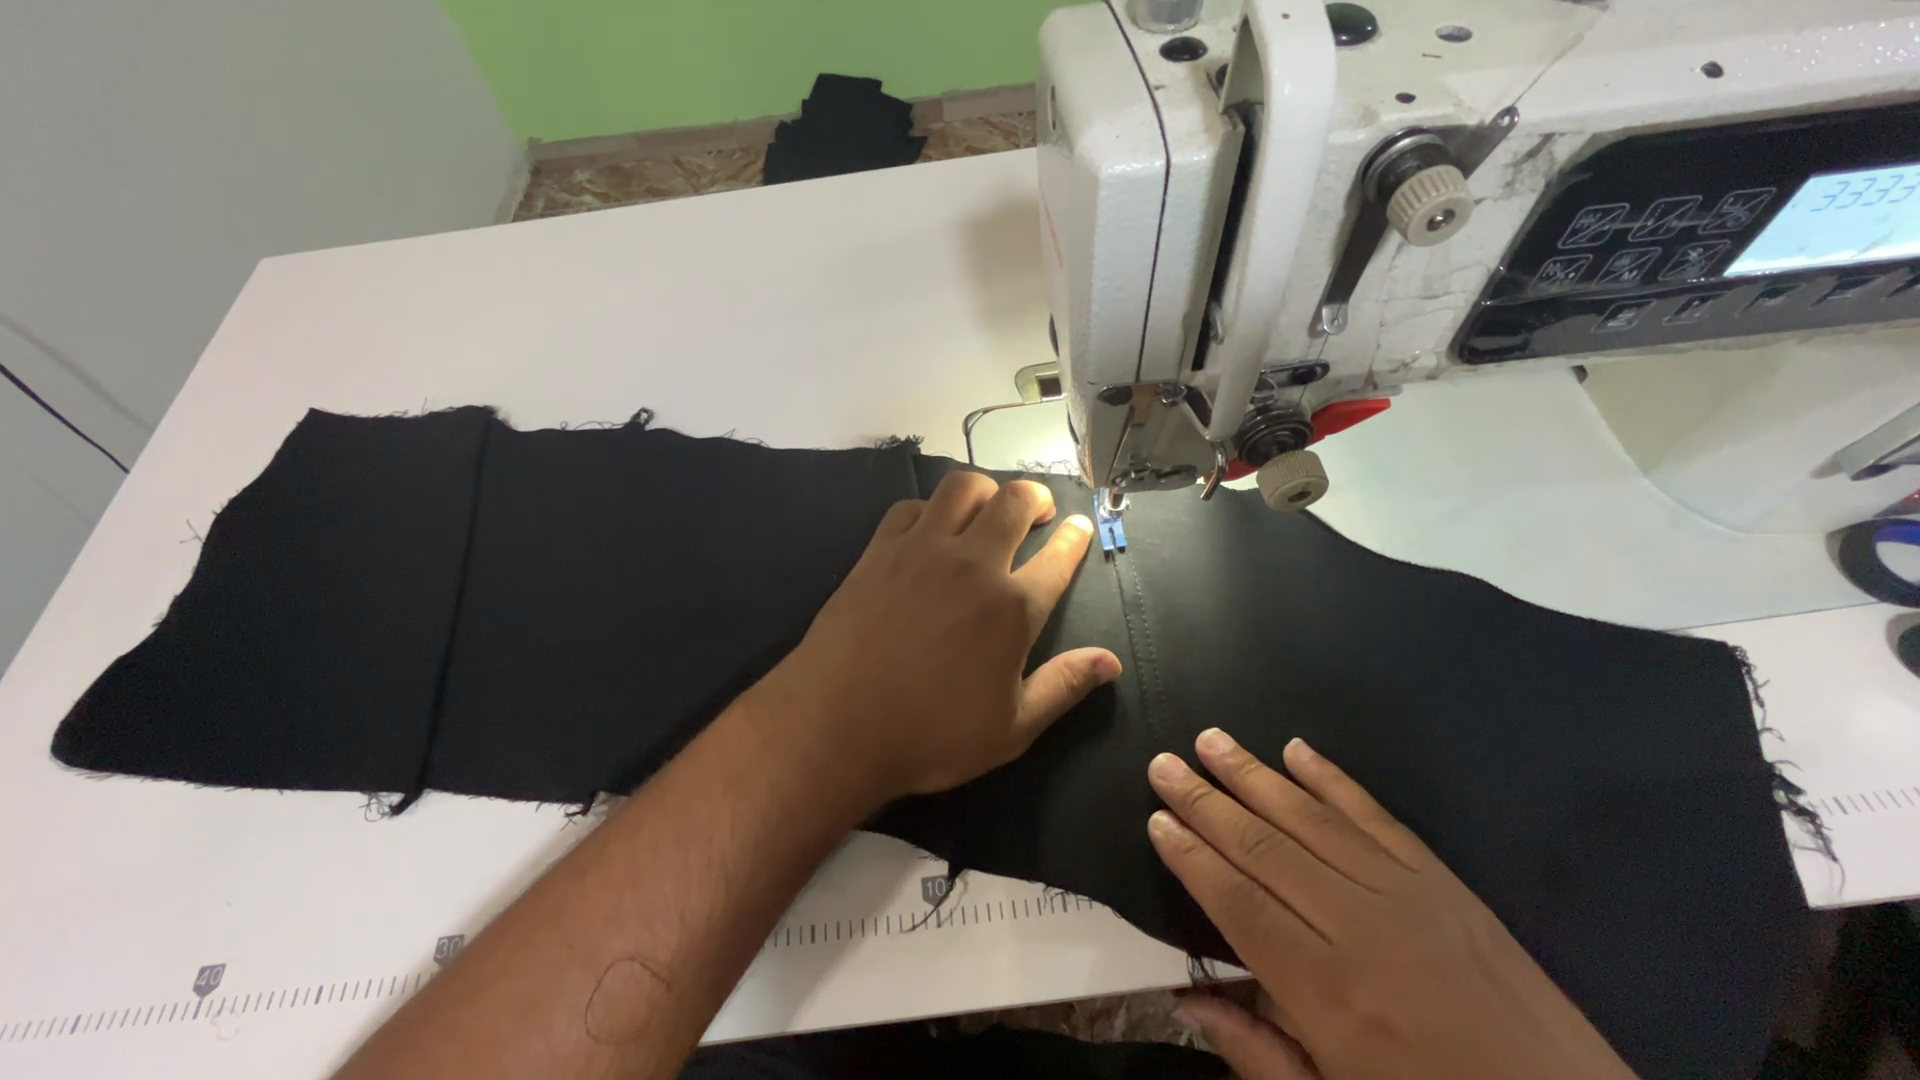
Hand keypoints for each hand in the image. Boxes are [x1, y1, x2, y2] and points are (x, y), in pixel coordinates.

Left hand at [746, 471, 1120, 802]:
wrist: (835, 724)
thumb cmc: (929, 735)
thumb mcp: (1011, 729)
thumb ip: (1063, 687)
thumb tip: (1111, 661)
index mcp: (1012, 608)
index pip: (1058, 557)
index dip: (1076, 537)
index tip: (1080, 527)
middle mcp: (971, 564)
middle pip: (1015, 502)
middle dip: (1037, 497)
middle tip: (1039, 511)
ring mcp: (921, 551)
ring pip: (962, 488)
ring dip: (985, 489)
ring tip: (989, 507)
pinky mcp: (879, 551)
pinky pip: (910, 507)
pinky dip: (929, 508)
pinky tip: (930, 527)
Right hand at [1147, 732, 1637, 1079]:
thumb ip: (1257, 1052)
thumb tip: (1188, 999)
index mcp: (1331, 995)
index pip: (1240, 904)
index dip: (1193, 859)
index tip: (1156, 820)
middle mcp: (1363, 929)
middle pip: (1267, 849)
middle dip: (1208, 803)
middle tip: (1164, 764)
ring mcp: (1411, 896)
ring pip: (1314, 820)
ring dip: (1256, 776)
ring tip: (1211, 740)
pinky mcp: (1448, 883)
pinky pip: (1379, 817)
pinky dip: (1334, 780)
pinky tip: (1298, 751)